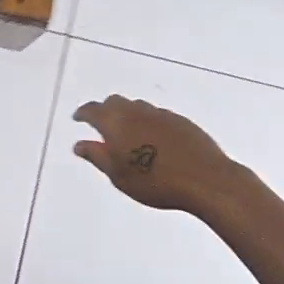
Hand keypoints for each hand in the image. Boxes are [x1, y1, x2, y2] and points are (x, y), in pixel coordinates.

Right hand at [72, 95, 257, 215]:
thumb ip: (97, 156)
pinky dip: (148, 123)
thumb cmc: (155, 181)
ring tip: (128, 135)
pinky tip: (154, 142)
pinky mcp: (181, 121)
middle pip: (115, 102)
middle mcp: (137, 111)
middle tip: (101, 127)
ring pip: (138, 106)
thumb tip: (79, 145)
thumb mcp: (118, 175)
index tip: (78, 118)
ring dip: (128, 115)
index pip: (93, 110)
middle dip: (105, 110)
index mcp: (116, 122)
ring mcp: (161, 114)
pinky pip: (157, 115)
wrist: (205, 180)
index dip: (83, 113)